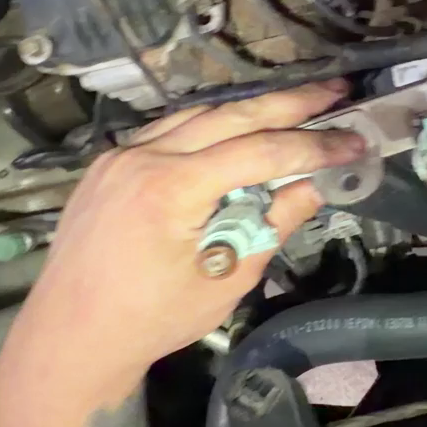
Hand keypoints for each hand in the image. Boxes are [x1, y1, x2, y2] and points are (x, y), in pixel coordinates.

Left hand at [0, 81, 364, 386]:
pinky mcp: (112, 162)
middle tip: (337, 91)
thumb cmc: (155, 318)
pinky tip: (240, 124)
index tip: (355, 142)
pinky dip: (214, 123)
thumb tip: (316, 185)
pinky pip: (172, 128)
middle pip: (233, 115)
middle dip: (292, 102)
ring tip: (299, 100)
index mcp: (172, 189)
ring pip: (201, 114)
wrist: (71, 336)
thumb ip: (273, 224)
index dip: (314, 145)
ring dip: (254, 107)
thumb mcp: (229, 278)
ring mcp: (122, 155)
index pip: (260, 152)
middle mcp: (144, 157)